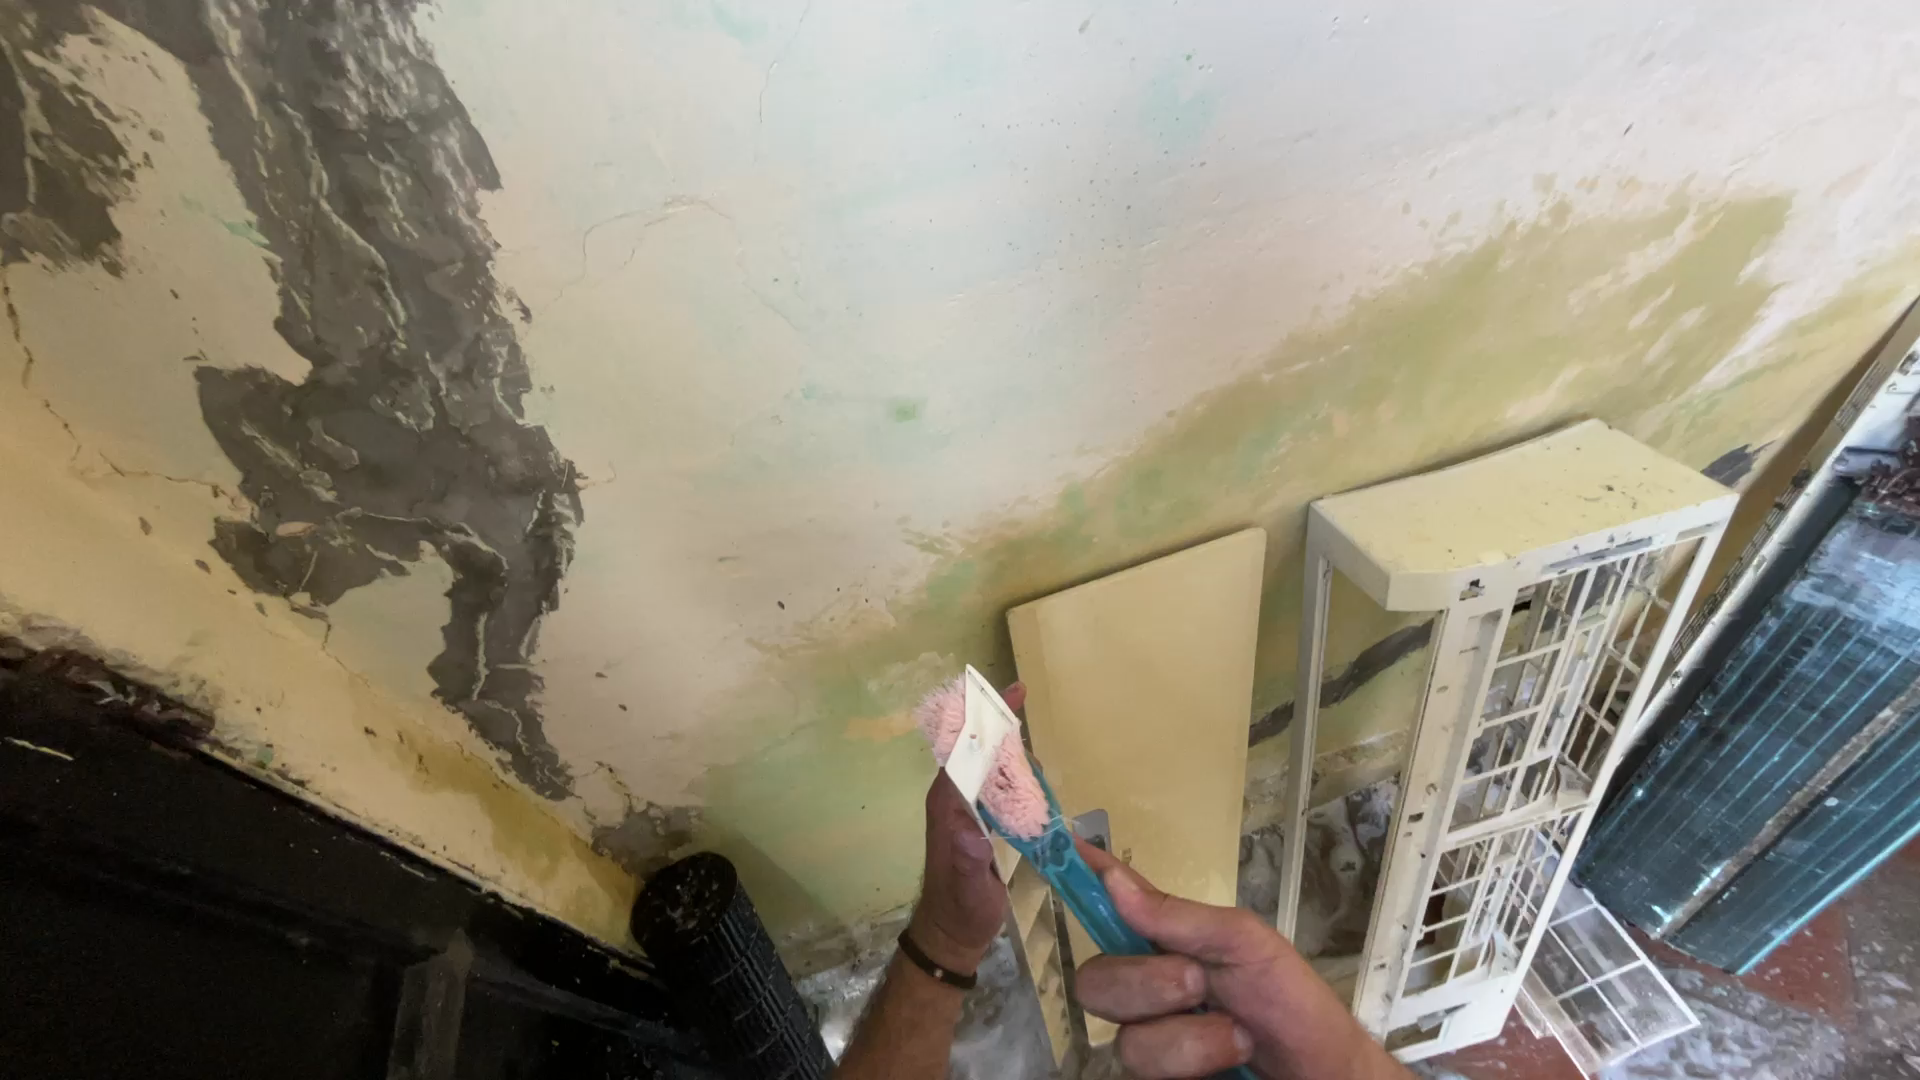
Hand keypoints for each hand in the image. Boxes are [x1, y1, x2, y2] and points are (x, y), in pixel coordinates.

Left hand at [906, 681, 1026, 974]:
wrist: (952, 932)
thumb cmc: (961, 909)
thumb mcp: (968, 889)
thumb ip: (968, 861)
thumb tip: (969, 831)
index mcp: (949, 803)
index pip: (965, 748)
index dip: (986, 718)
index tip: (1010, 694)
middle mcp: (954, 796)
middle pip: (976, 746)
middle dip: (1000, 723)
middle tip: (1023, 706)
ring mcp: (966, 805)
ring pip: (987, 762)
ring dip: (1010, 749)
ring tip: (1034, 755)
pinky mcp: (978, 817)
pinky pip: (995, 782)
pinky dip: (1014, 772)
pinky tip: (1033, 778)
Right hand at [1073, 841, 1410, 1079]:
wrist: (1323, 1077)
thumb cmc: (1289, 1000)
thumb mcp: (1244, 942)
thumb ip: (1177, 918)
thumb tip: (1111, 881)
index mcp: (1159, 940)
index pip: (1106, 899)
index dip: (1077, 874)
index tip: (1059, 846)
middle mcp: (1142, 988)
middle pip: (1094, 982)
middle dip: (1146, 984)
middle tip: (1199, 982)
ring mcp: (1149, 1040)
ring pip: (1124, 1041)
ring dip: (1187, 1039)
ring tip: (1236, 1036)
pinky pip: (1142, 1076)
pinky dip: (1192, 1065)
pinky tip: (1225, 1065)